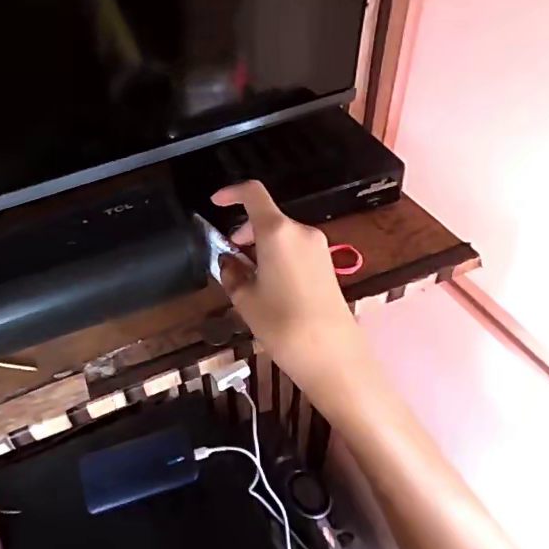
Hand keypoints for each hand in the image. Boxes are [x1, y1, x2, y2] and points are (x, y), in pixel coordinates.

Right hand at [211, 182, 368, 394]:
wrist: (333, 356)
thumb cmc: (281, 324)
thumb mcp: (245, 299)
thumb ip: (232, 273)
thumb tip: (228, 262)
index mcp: (277, 232)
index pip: (253, 193)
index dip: (231, 193)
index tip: (215, 202)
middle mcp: (300, 231)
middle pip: (267, 217)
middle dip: (244, 231)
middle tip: (230, 256)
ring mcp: (318, 248)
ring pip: (281, 234)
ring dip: (260, 246)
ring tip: (247, 278)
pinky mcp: (327, 265)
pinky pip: (295, 249)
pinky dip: (277, 256)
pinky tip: (269, 286)